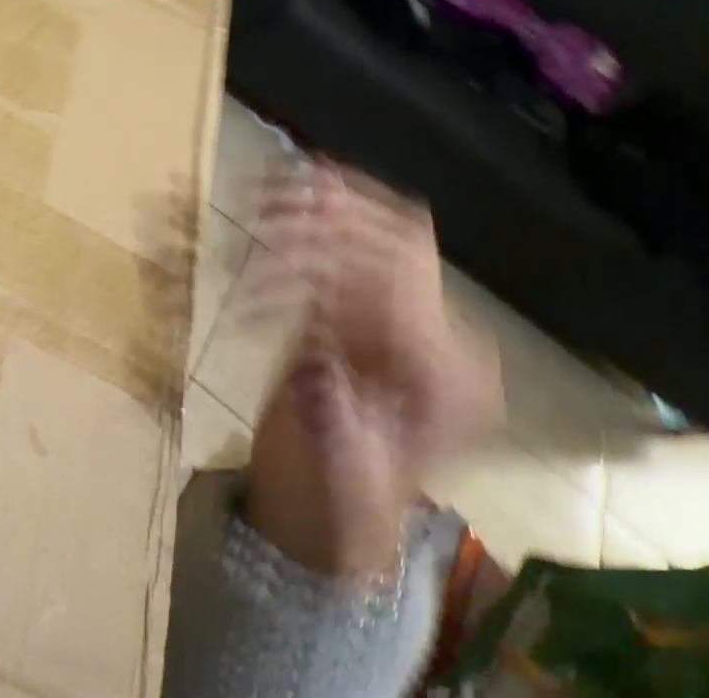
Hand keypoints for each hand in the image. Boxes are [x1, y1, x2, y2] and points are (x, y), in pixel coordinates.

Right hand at [241, 161, 501, 579]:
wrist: (332, 518)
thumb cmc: (335, 502)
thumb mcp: (336, 470)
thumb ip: (332, 419)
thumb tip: (316, 365)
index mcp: (441, 376)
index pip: (398, 289)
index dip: (332, 257)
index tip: (267, 242)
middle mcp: (436, 339)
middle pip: (399, 248)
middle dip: (333, 215)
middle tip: (268, 190)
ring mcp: (401, 326)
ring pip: (378, 239)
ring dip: (323, 210)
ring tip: (266, 189)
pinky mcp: (361, 321)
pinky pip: (348, 258)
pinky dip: (313, 228)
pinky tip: (275, 211)